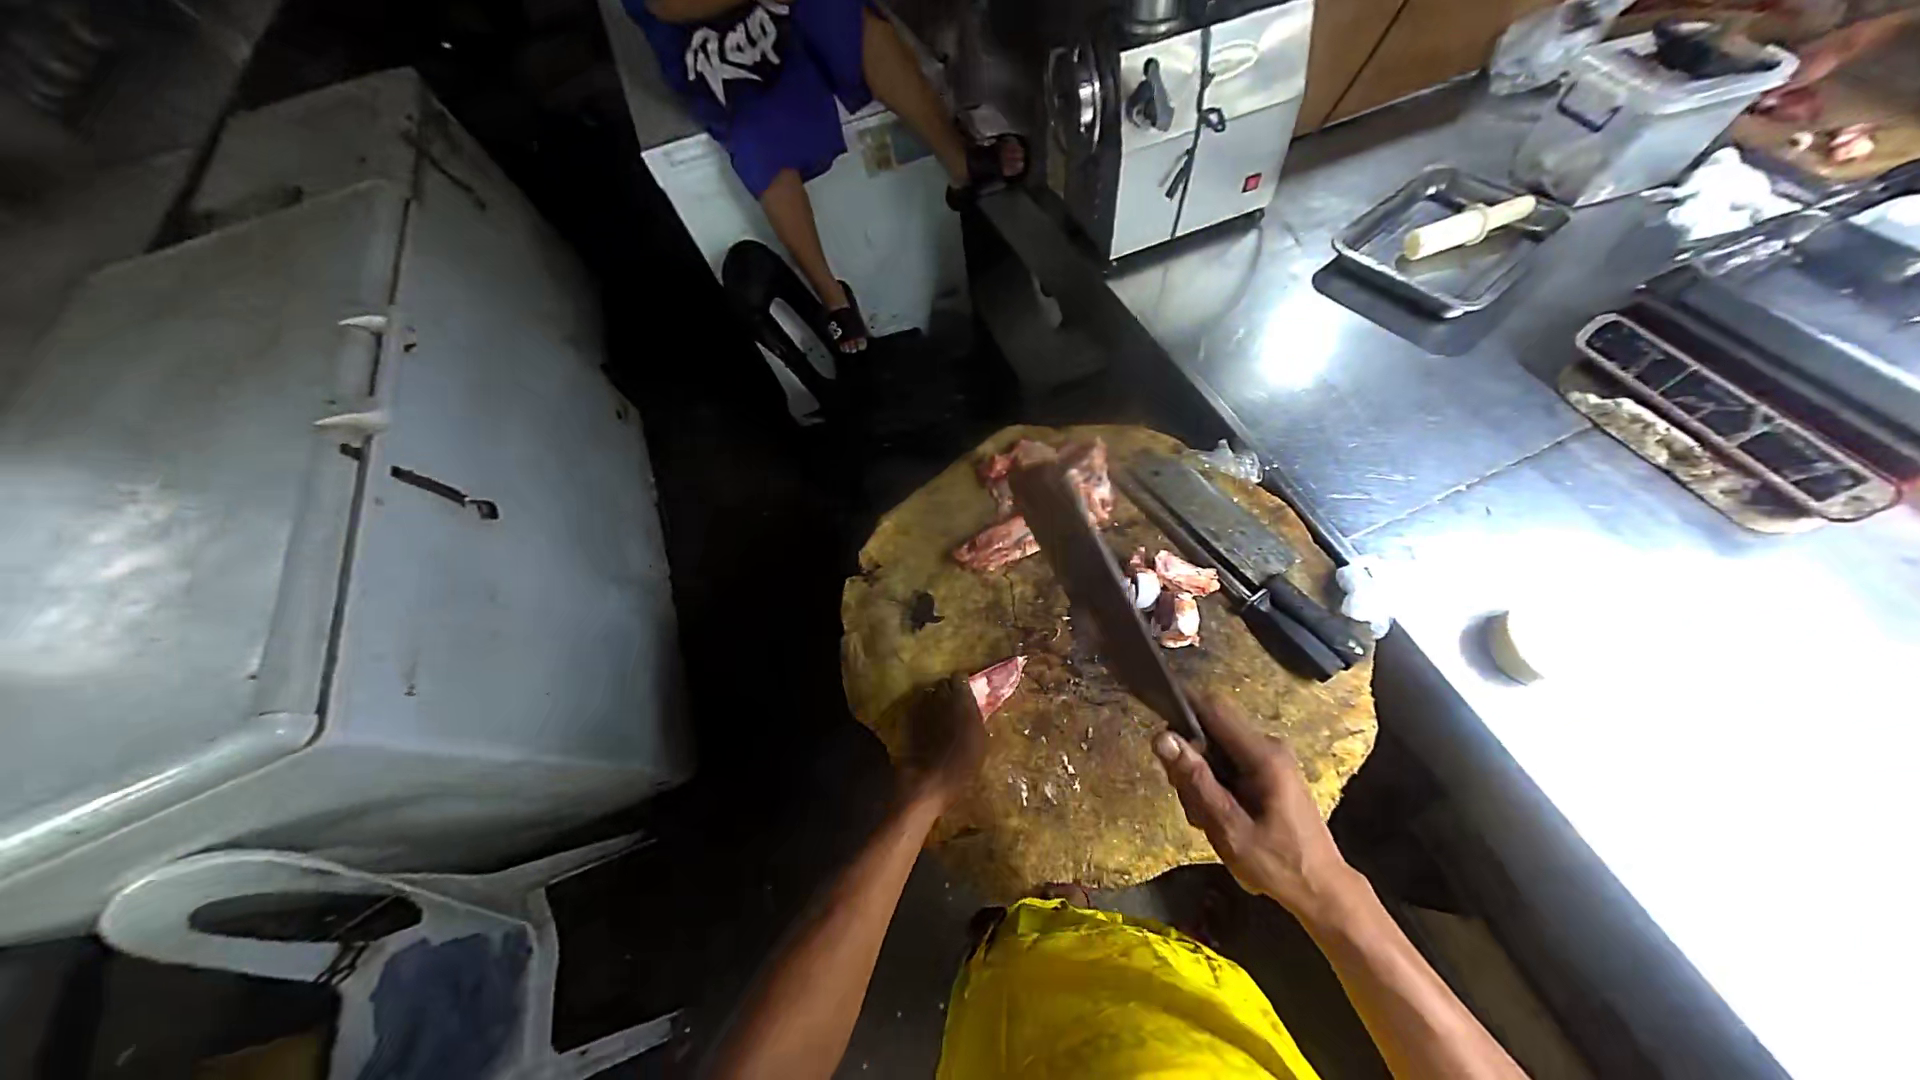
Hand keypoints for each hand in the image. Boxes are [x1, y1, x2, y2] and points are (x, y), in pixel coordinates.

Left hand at [897, 676, 986, 813]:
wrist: (931, 777)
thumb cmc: (963, 761)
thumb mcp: (979, 737)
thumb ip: (974, 715)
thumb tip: (972, 705)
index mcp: (961, 698)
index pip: (960, 677)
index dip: (962, 684)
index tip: (966, 692)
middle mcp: (940, 696)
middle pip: (942, 684)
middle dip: (948, 692)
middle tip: (953, 706)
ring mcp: (921, 706)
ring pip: (928, 695)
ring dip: (933, 702)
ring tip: (939, 716)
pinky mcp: (907, 718)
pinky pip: (916, 709)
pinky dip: (922, 713)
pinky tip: (926, 726)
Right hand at [1153, 693, 1356, 917]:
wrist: (1322, 892)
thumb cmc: (1278, 865)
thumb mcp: (1229, 828)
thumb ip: (1195, 781)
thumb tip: (1162, 737)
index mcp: (1263, 755)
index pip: (1212, 708)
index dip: (1181, 710)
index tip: (1160, 739)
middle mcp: (1268, 747)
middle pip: (1210, 730)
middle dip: (1189, 761)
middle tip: (1189, 802)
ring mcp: (1270, 759)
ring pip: (1215, 749)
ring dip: (1200, 778)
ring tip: (1206, 818)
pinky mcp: (1267, 772)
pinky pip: (1227, 763)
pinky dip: (1214, 784)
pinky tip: (1218, 816)